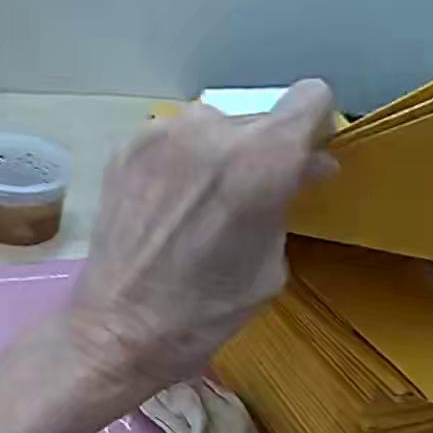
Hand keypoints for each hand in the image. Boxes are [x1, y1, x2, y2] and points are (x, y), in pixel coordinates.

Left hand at [67, 82, 336, 391]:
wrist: (118, 332)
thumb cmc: (204, 314)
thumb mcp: (269, 268)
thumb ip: (285, 206)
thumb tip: (299, 172)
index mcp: (261, 159)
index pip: (311, 100)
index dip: (313, 132)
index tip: (302, 163)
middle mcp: (210, 129)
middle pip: (257, 119)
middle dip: (264, 154)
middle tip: (253, 198)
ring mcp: (159, 135)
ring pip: (211, 128)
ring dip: (219, 157)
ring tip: (204, 205)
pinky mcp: (124, 151)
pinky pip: (170, 144)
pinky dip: (180, 166)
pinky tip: (169, 208)